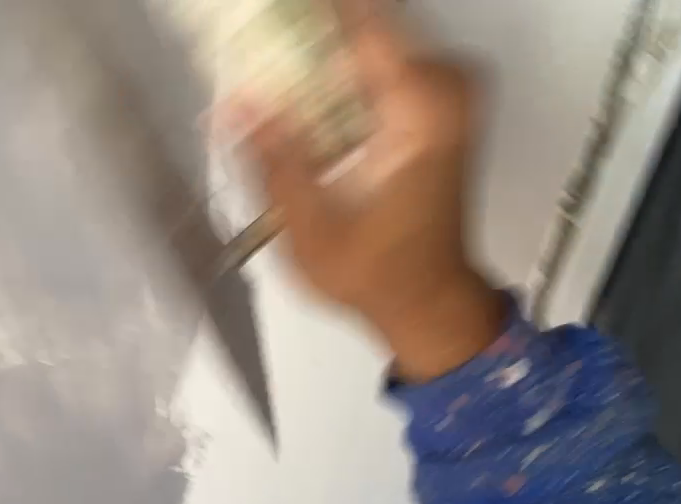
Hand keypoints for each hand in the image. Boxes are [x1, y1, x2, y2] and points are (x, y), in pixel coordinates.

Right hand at [224, 0, 503, 381]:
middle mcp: (446, 81)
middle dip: (296, 43)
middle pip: (358, 26)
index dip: (299, 16)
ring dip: (309, 65)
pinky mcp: (435, 101)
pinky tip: (295, 112)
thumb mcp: (310, 226)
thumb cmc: (376, 273)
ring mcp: (446, 88)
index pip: (359, 16)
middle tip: (244, 55)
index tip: (254, 16)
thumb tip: (234, 102)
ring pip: (363, 45)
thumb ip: (273, 159)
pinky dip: (331, 82)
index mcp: (421, 105)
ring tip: (262, 94)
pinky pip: (375, 67)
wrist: (427, 297)